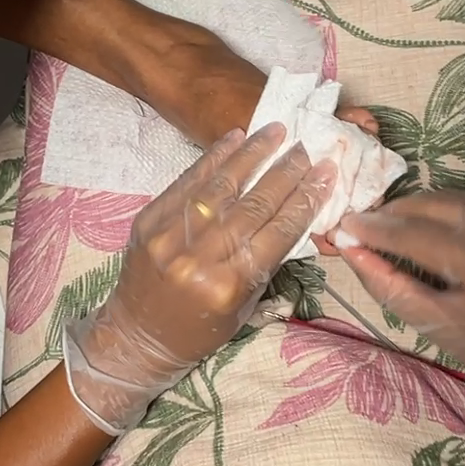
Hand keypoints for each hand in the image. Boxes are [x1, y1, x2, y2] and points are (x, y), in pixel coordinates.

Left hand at [65, 124, 336, 433]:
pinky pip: (188, 180)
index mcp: (229, 285)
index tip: (326, 172)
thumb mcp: (244, 304)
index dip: (306, 199)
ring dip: (253, 153)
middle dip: (286, 172)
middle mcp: (199, 257)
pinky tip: (236, 137)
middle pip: (254, 204)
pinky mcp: (149, 218)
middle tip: (306, 148)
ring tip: (276, 130)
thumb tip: (296, 210)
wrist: (138, 335)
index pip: (278, 232)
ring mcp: (170, 234)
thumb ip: (267, 259)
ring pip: (221, 185)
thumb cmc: (201, 329)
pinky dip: (215, 157)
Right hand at [337, 193, 464, 465]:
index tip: (342, 224)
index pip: (416, 233)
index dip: (375, 227)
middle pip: (436, 203)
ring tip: (392, 224)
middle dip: (395, 211)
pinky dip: (452, 212)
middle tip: (363, 223)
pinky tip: (436, 228)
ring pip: (457, 197)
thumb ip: (389, 284)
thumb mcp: (438, 327)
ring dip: (421, 208)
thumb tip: (349, 249)